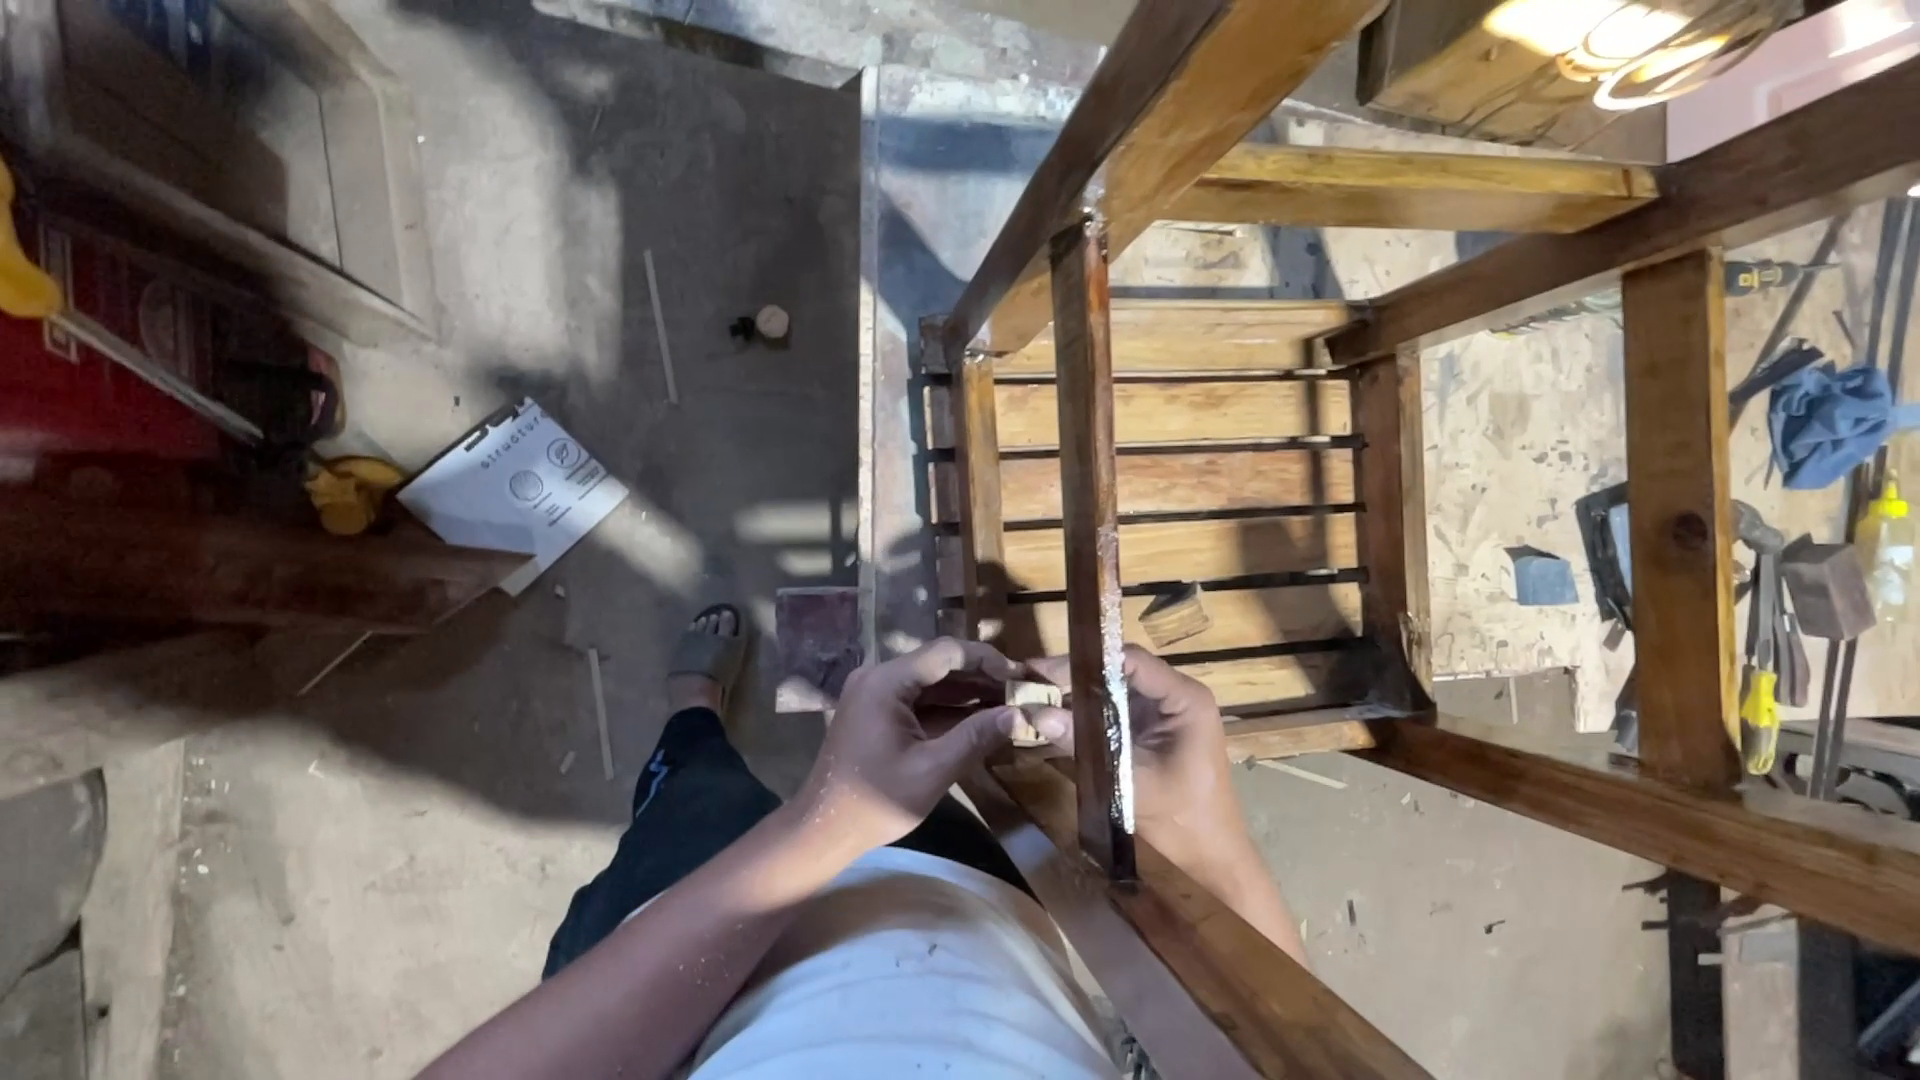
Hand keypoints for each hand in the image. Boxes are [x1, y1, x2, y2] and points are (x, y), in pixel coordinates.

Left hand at [794, 637, 1020, 854]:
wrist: (823, 829)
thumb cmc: (876, 801)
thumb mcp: (933, 770)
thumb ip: (976, 737)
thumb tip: (1019, 714)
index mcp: (886, 681)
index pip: (946, 652)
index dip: (987, 660)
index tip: (1021, 678)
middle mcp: (879, 677)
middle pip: (940, 663)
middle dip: (982, 676)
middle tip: (1022, 691)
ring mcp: (876, 693)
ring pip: (932, 681)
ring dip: (969, 692)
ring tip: (1011, 702)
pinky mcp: (878, 711)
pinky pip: (920, 699)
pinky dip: (950, 707)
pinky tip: (982, 717)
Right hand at [1026, 645, 1251, 870]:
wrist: (1209, 860)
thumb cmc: (1182, 819)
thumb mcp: (1129, 779)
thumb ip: (1084, 743)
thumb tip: (1036, 713)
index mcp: (1185, 698)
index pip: (1129, 660)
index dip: (1085, 661)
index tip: (1043, 670)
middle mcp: (1174, 696)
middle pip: (1118, 670)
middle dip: (1074, 674)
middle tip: (1029, 678)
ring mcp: (1162, 713)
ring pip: (1112, 688)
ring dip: (1076, 692)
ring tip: (1033, 694)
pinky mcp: (1150, 730)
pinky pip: (1113, 710)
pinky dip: (1085, 712)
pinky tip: (1053, 716)